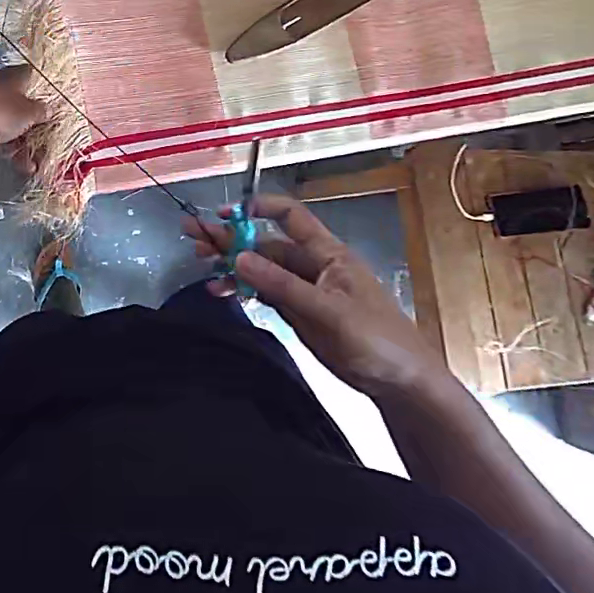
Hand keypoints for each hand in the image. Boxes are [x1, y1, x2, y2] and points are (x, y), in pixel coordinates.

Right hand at [184, 194, 454, 401]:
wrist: (400, 383)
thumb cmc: (377, 339)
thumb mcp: (329, 310)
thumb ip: (283, 285)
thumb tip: (239, 257)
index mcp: (327, 254)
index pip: (290, 217)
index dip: (259, 208)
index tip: (225, 213)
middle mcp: (311, 265)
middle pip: (265, 243)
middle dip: (230, 237)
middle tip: (192, 235)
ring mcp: (302, 289)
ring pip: (259, 268)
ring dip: (230, 264)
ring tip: (199, 263)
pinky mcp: (297, 311)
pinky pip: (262, 292)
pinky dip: (240, 288)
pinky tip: (220, 290)